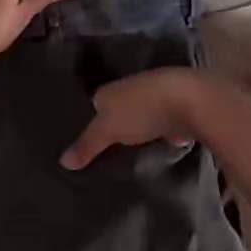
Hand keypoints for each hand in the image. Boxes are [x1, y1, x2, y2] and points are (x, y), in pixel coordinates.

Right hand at [61, 68, 209, 169]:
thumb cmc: (141, 109)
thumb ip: (87, 144)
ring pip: (138, 120)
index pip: (93, 104)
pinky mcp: (174, 113)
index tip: (82, 144)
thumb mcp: (108, 128)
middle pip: (116, 112)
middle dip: (112, 128)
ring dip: (135, 134)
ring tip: (124, 158)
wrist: (188, 100)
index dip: (87, 122)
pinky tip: (152, 154)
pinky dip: (155, 139)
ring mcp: (153, 100)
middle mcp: (129, 90)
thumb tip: (62, 161)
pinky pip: (158, 128)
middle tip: (100, 155)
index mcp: (110, 89)